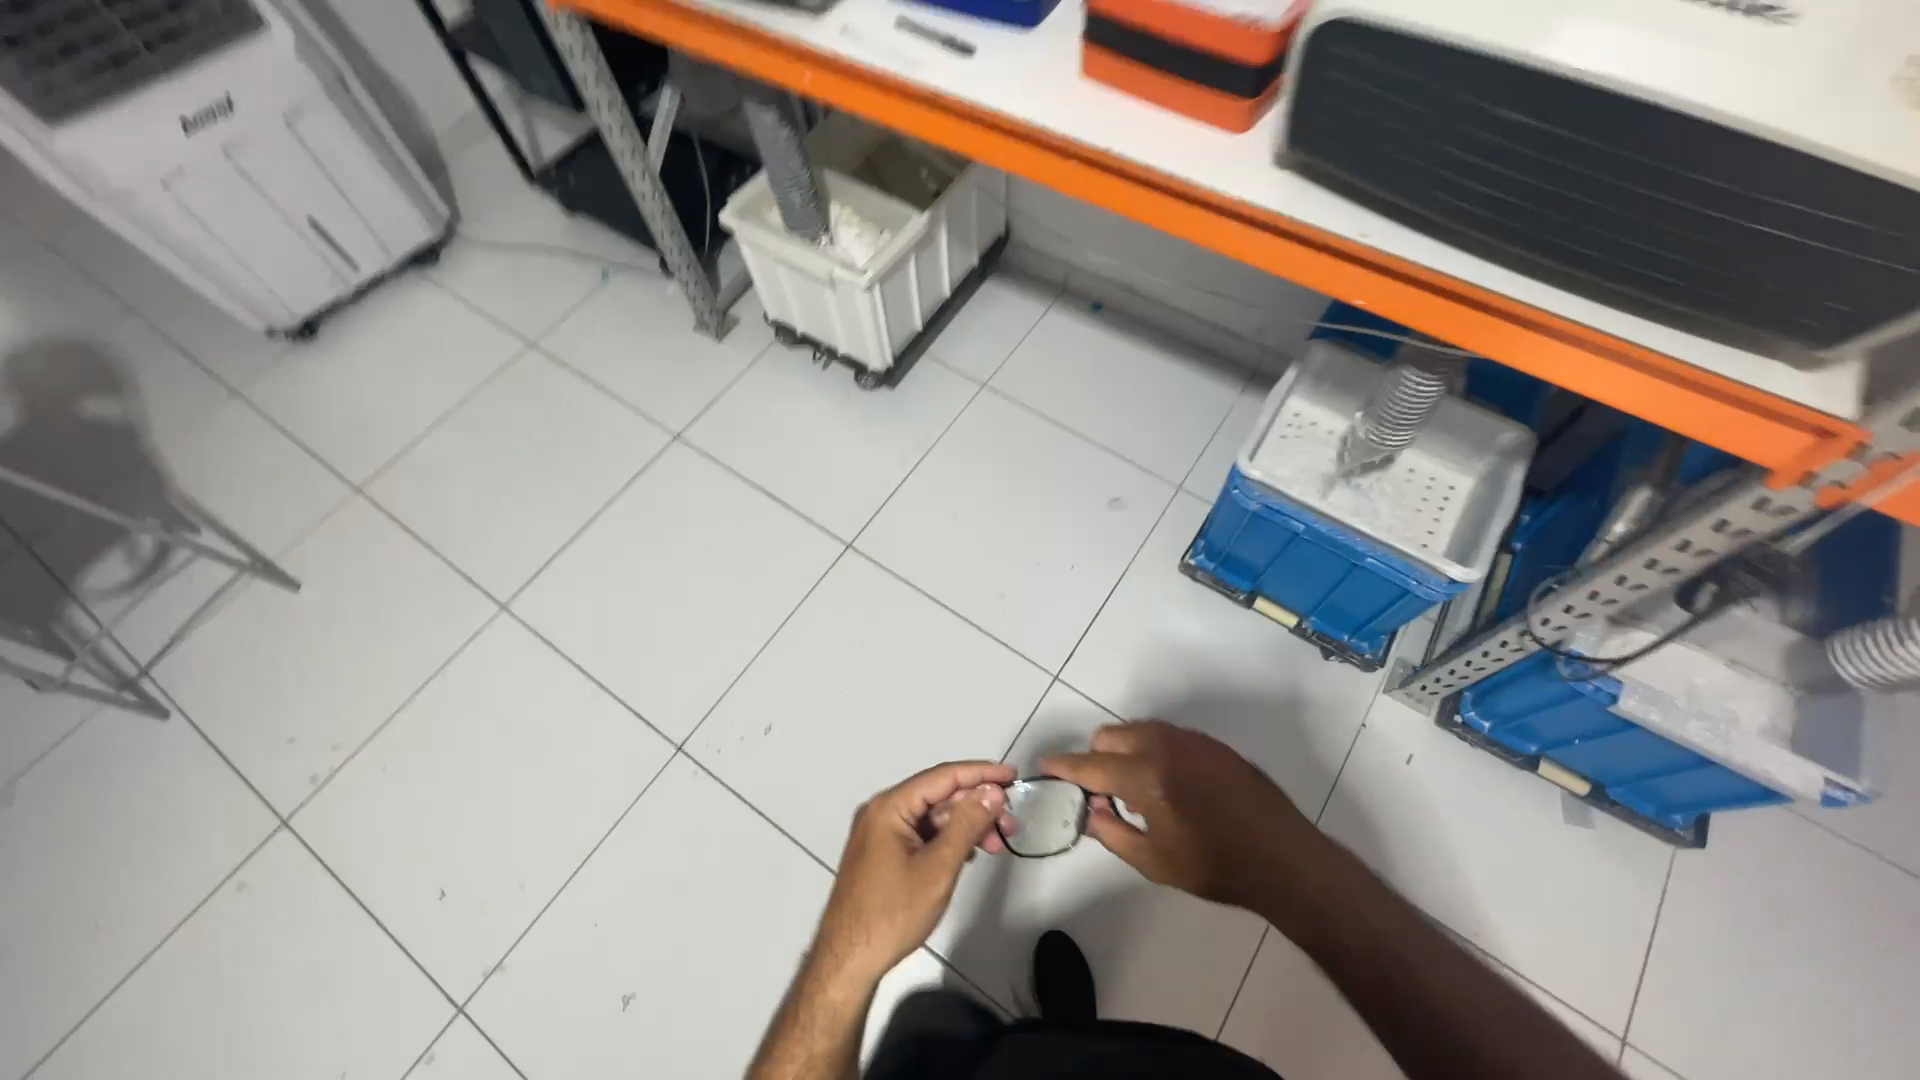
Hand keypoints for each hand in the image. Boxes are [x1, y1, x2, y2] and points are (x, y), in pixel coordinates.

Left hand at [813, 761, 1014, 983]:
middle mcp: (882, 811)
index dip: (981, 773)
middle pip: (938, 796)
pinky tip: (969, 853)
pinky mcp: (883, 852)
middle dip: (977, 806)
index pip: (943, 776)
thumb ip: (967, 824)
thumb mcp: (938, 867)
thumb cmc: (893, 912)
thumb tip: (992, 792)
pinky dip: (947, 839)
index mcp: (890, 806)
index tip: (1012, 775)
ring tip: (997, 845)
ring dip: (965, 825)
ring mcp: (880, 832)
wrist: (848, 960)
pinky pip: (921, 833)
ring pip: (932, 816)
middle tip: (1011, 823)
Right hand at [1041, 721, 1326, 910]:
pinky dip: (1153, 752)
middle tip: (1103, 794)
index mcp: (1145, 776)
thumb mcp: (1153, 861)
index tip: (1045, 764)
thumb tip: (1092, 811)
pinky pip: (1168, 737)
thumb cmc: (1215, 866)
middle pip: (1111, 735)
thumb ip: (1112, 832)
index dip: (1065, 766)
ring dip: (1125, 752)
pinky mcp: (1214, 745)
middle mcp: (1165, 746)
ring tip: (1139, 793)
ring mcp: (1193, 741)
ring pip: (1139, 730)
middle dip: (1096, 757)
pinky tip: (1170, 786)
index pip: (1091, 765)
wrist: (1284, 859)